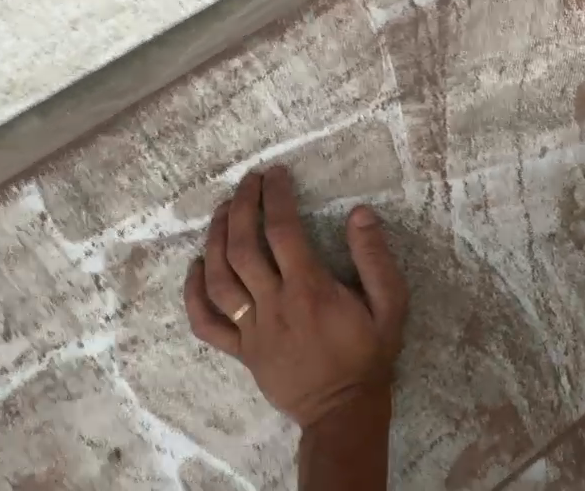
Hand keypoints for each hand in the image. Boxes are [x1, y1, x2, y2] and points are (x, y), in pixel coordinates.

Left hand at [184, 167, 408, 428]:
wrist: (344, 410)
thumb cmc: (369, 352)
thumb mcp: (391, 303)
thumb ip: (375, 257)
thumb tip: (360, 213)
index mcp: (309, 289)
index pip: (282, 231)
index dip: (275, 197)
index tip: (276, 174)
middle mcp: (274, 304)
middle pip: (243, 247)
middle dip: (241, 207)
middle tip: (247, 181)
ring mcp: (252, 330)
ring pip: (219, 279)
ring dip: (215, 239)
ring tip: (221, 210)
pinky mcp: (241, 352)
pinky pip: (206, 323)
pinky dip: (194, 293)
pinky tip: (196, 266)